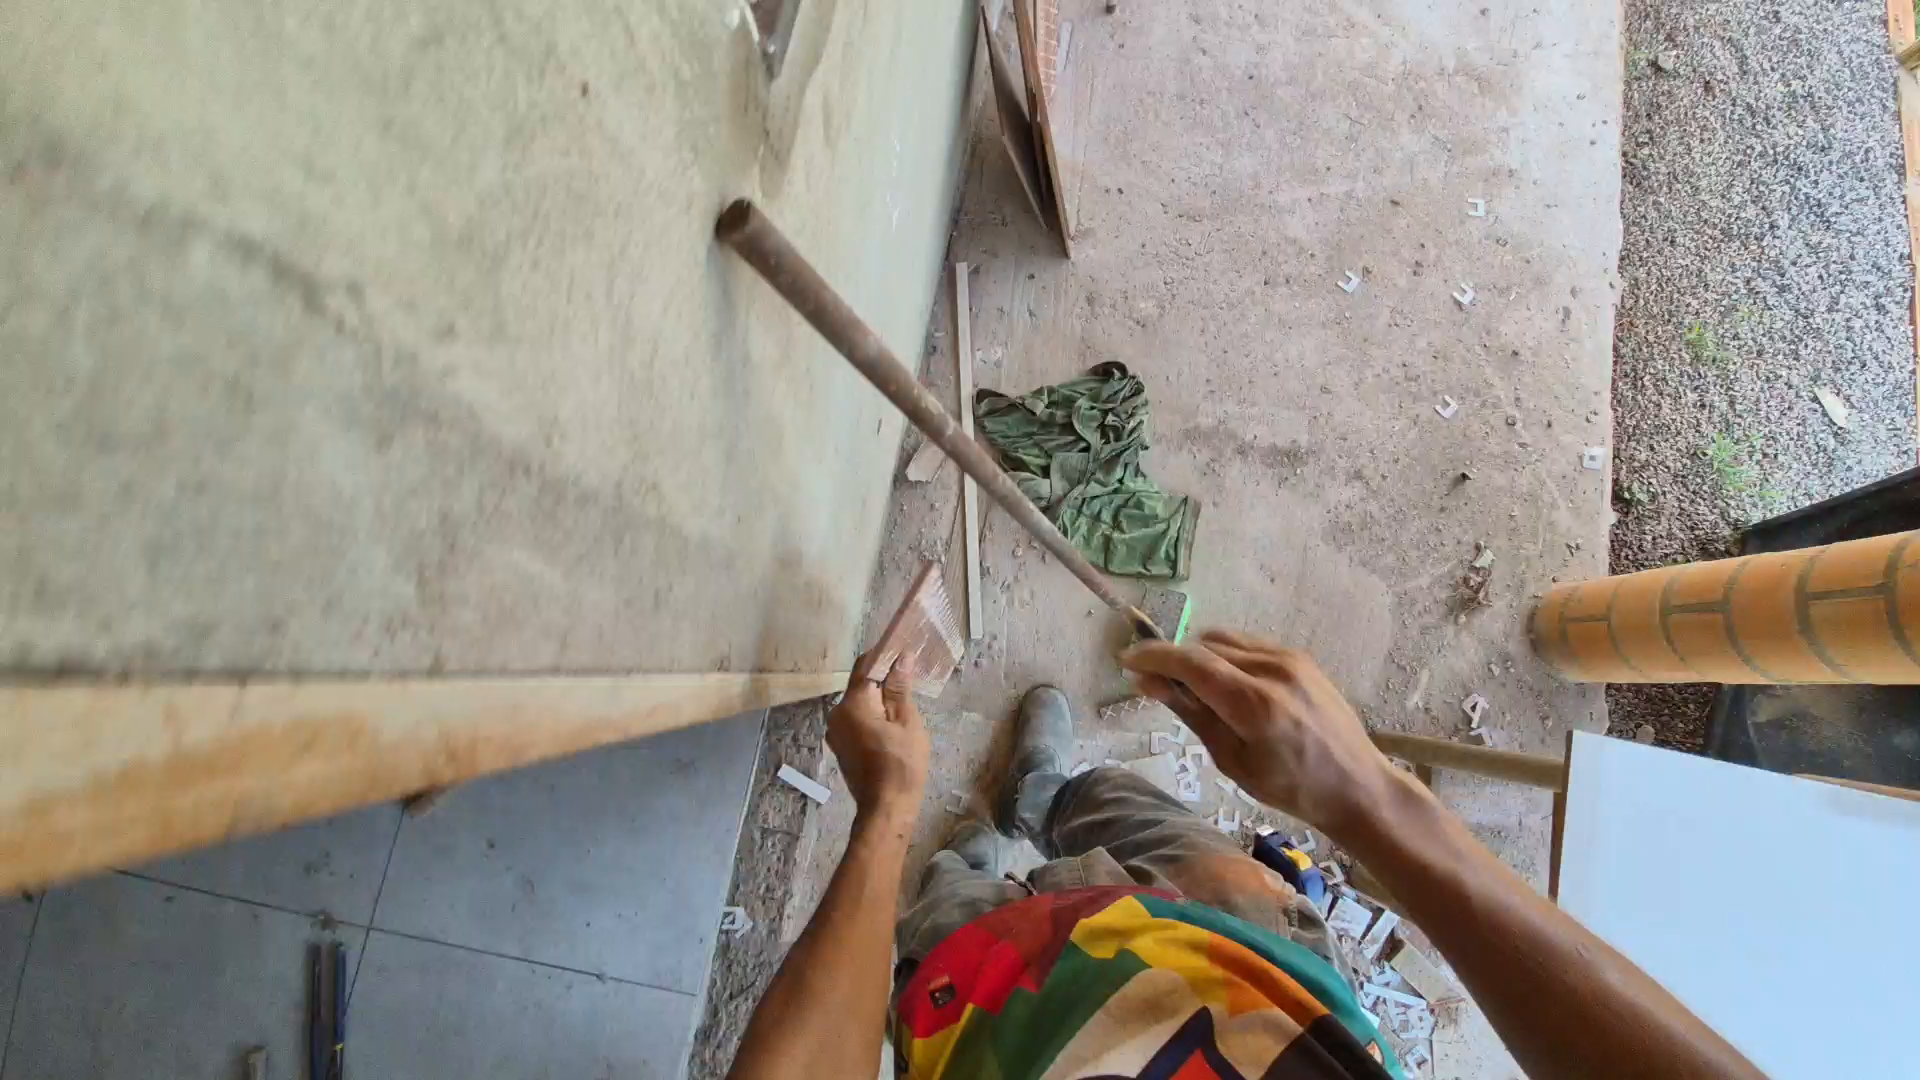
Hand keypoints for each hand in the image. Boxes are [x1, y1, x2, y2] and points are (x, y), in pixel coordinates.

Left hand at [827, 659, 930, 824]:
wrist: (886, 808)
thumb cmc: (902, 763)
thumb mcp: (907, 721)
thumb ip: (900, 688)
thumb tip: (902, 658)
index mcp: (852, 704)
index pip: (865, 665)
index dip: (884, 654)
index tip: (902, 648)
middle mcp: (837, 714)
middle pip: (860, 684)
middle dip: (883, 677)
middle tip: (909, 675)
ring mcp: (836, 732)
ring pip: (859, 703)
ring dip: (878, 697)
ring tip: (905, 699)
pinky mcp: (842, 746)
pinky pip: (856, 720)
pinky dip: (872, 714)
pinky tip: (891, 721)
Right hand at [1120, 629, 1398, 836]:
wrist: (1358, 785)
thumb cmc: (1290, 787)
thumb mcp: (1231, 759)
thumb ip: (1189, 712)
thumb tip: (1146, 682)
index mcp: (1254, 704)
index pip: (1190, 662)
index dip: (1153, 657)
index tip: (1126, 660)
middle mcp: (1271, 669)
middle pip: (1203, 645)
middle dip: (1172, 658)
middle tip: (1156, 683)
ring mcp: (1288, 658)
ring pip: (1222, 639)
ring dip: (1197, 654)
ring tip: (1192, 686)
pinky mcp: (1297, 656)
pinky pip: (1245, 644)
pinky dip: (1223, 655)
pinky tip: (1225, 682)